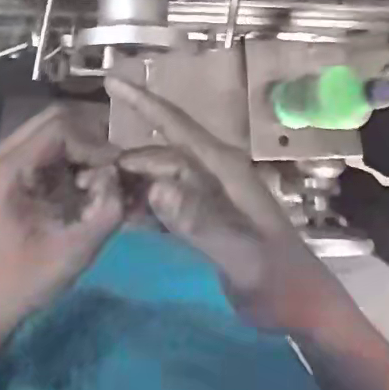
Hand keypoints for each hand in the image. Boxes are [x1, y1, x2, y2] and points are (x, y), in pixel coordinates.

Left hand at [0, 104, 124, 327]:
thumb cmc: (26, 282)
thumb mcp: (76, 251)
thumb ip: (107, 209)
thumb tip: (120, 175)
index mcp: (4, 171)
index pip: (59, 128)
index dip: (93, 143)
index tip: (114, 170)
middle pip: (54, 118)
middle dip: (88, 140)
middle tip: (108, 170)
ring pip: (51, 127)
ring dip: (80, 147)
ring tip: (96, 177)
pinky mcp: (4, 167)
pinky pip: (44, 143)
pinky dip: (69, 155)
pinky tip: (79, 182)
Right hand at [106, 76, 346, 332]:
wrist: (303, 309)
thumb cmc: (277, 278)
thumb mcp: (240, 254)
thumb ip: (199, 221)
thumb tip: (155, 186)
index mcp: (223, 166)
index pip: (175, 124)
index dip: (143, 101)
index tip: (111, 80)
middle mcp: (213, 171)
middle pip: (159, 155)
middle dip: (125, 161)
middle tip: (86, 179)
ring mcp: (209, 194)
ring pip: (160, 177)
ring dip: (132, 185)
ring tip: (96, 197)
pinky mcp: (205, 217)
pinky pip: (166, 202)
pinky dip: (144, 206)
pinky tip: (122, 217)